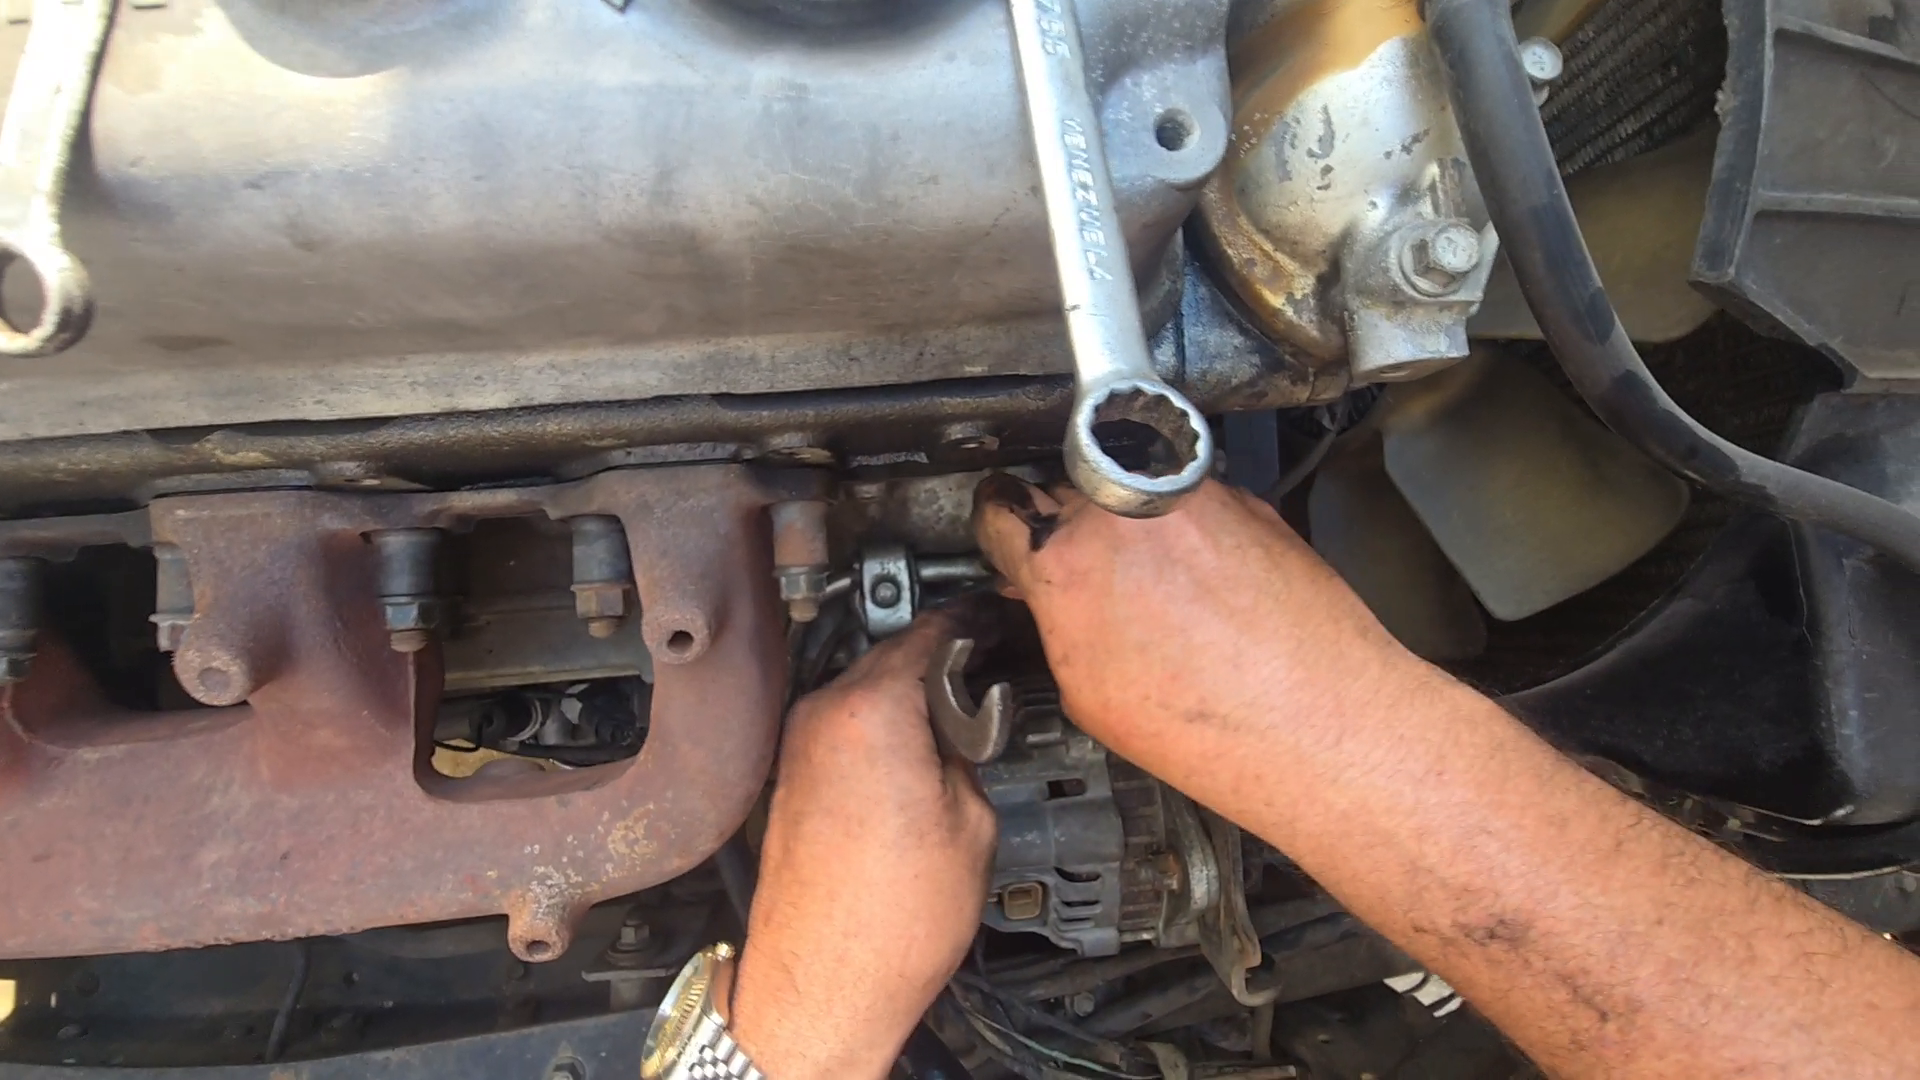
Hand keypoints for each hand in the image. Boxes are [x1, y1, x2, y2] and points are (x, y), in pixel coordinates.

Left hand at [730, 616, 996, 1079]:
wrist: (820, 988)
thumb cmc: (889, 924)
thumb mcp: (971, 821)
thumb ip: (965, 746)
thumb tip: (957, 721)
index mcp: (872, 711)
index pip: (932, 631)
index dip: (973, 622)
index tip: (993, 619)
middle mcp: (823, 713)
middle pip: (894, 651)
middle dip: (940, 658)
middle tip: (980, 675)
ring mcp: (799, 740)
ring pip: (866, 683)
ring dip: (907, 690)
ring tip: (948, 720)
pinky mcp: (791, 770)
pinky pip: (844, 718)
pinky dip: (879, 718)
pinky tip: (908, 749)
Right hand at [970, 475, 1422, 796]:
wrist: (1316, 721)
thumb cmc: (1207, 723)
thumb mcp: (1087, 687)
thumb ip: (1052, 621)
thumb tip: (1043, 597)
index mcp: (1064, 561)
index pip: (998, 509)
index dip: (997, 528)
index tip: (1006, 533)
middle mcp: (1118, 512)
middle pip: (1059, 495)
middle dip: (1062, 531)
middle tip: (1083, 574)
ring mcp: (1180, 496)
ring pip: (1121, 492)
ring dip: (1122, 527)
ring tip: (1154, 585)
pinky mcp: (1235, 498)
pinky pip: (1180, 500)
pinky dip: (1178, 530)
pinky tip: (1199, 582)